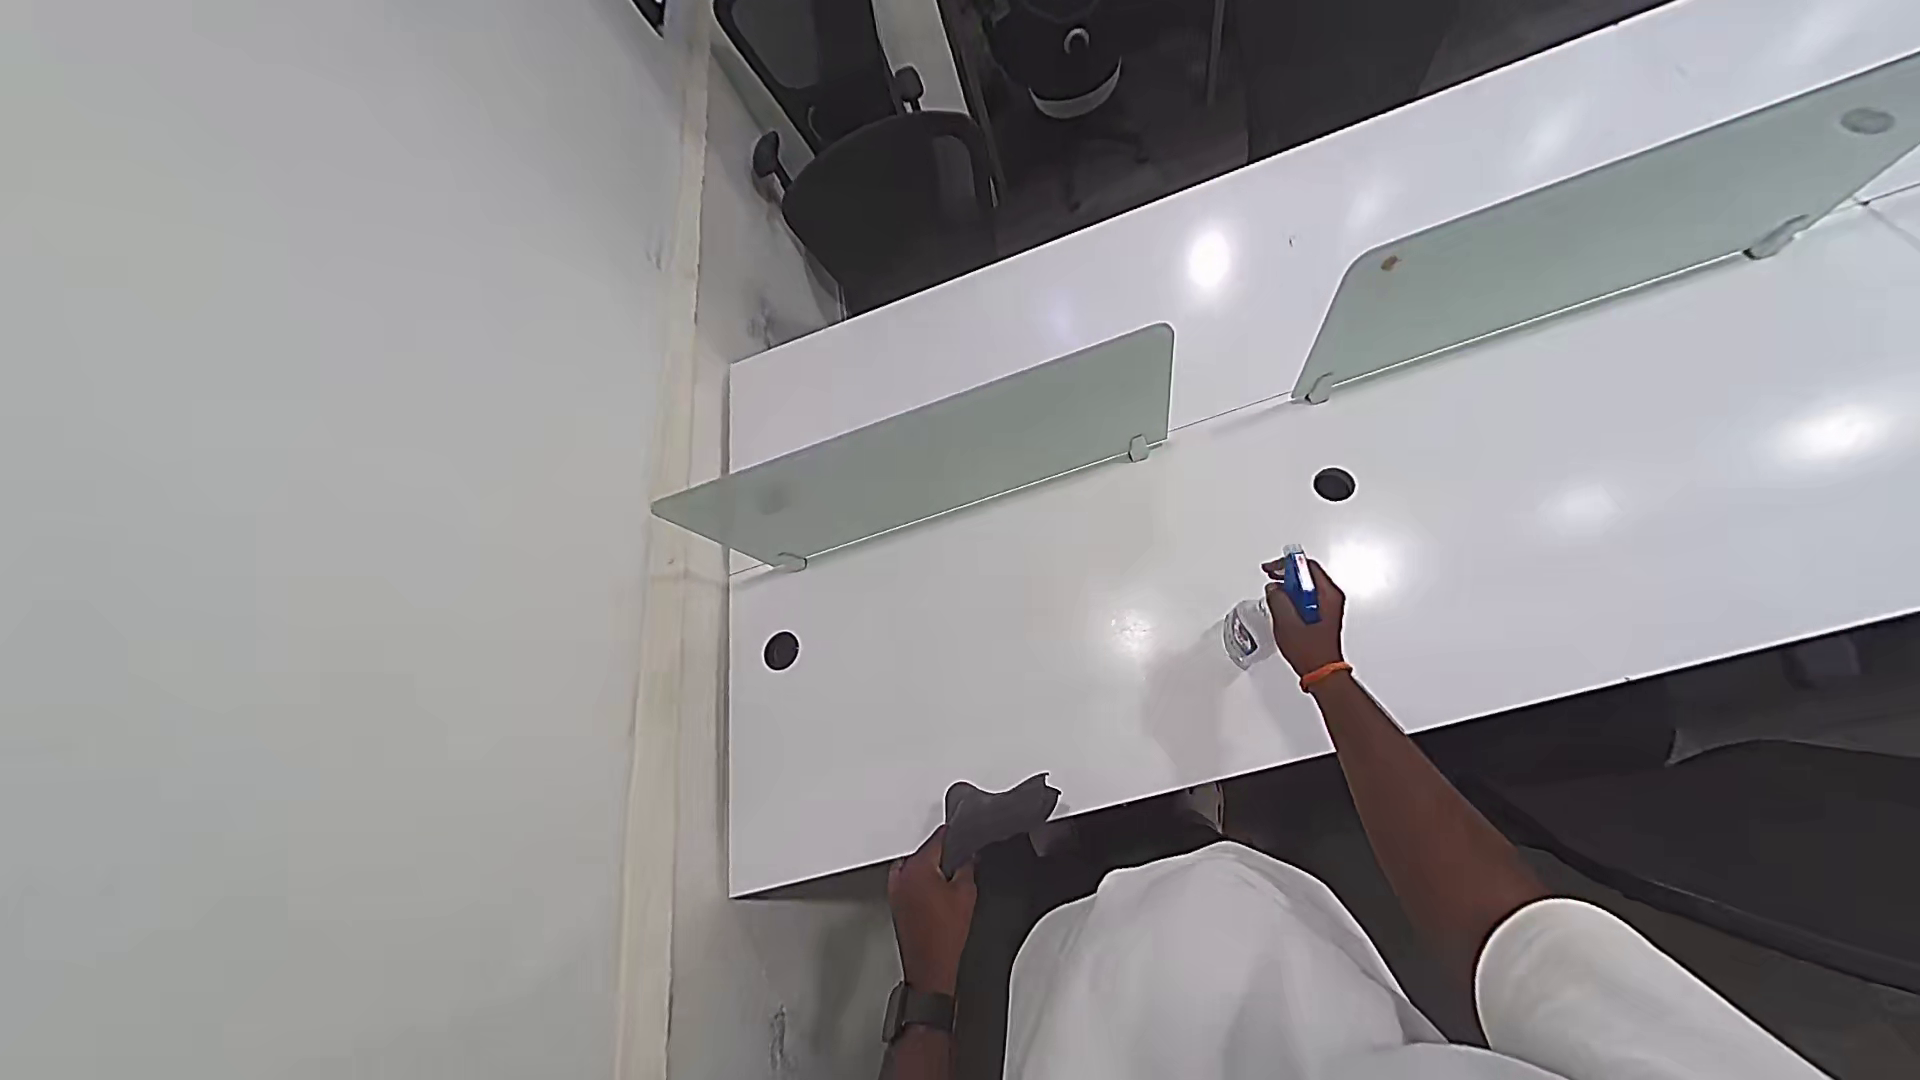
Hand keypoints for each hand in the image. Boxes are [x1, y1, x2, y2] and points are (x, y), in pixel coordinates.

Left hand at [887, 827, 975, 994]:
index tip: (959, 833)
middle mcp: (902, 874)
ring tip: (947, 881)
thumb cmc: (945, 936)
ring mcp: (895, 888)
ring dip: (929, 867)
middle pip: (924, 850)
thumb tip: (968, 855)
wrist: (931, 968)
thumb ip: (968, 866)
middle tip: (958, 862)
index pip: (937, 838)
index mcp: (918, 867)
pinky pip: (908, 879)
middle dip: (941, 854)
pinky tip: (935, 893)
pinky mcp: (895, 901)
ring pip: (915, 864)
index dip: (952, 835)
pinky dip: (920, 880)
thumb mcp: (966, 893)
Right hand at [1262, 556, 1346, 677]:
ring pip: (1307, 585)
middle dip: (1287, 572)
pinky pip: (1307, 596)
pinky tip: (1281, 604)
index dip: (1287, 563)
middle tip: (1270, 574)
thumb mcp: (1287, 622)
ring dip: (1289, 584)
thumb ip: (1278, 600)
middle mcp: (1331, 598)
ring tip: (1273, 591)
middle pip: (1309, 573)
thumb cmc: (1310, 650)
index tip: (1272, 568)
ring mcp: (1328, 606)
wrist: (1322, 671)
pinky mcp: (1322, 614)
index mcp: (1327, 596)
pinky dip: (1293, 595)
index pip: (1308, 567)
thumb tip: (1273, 588)